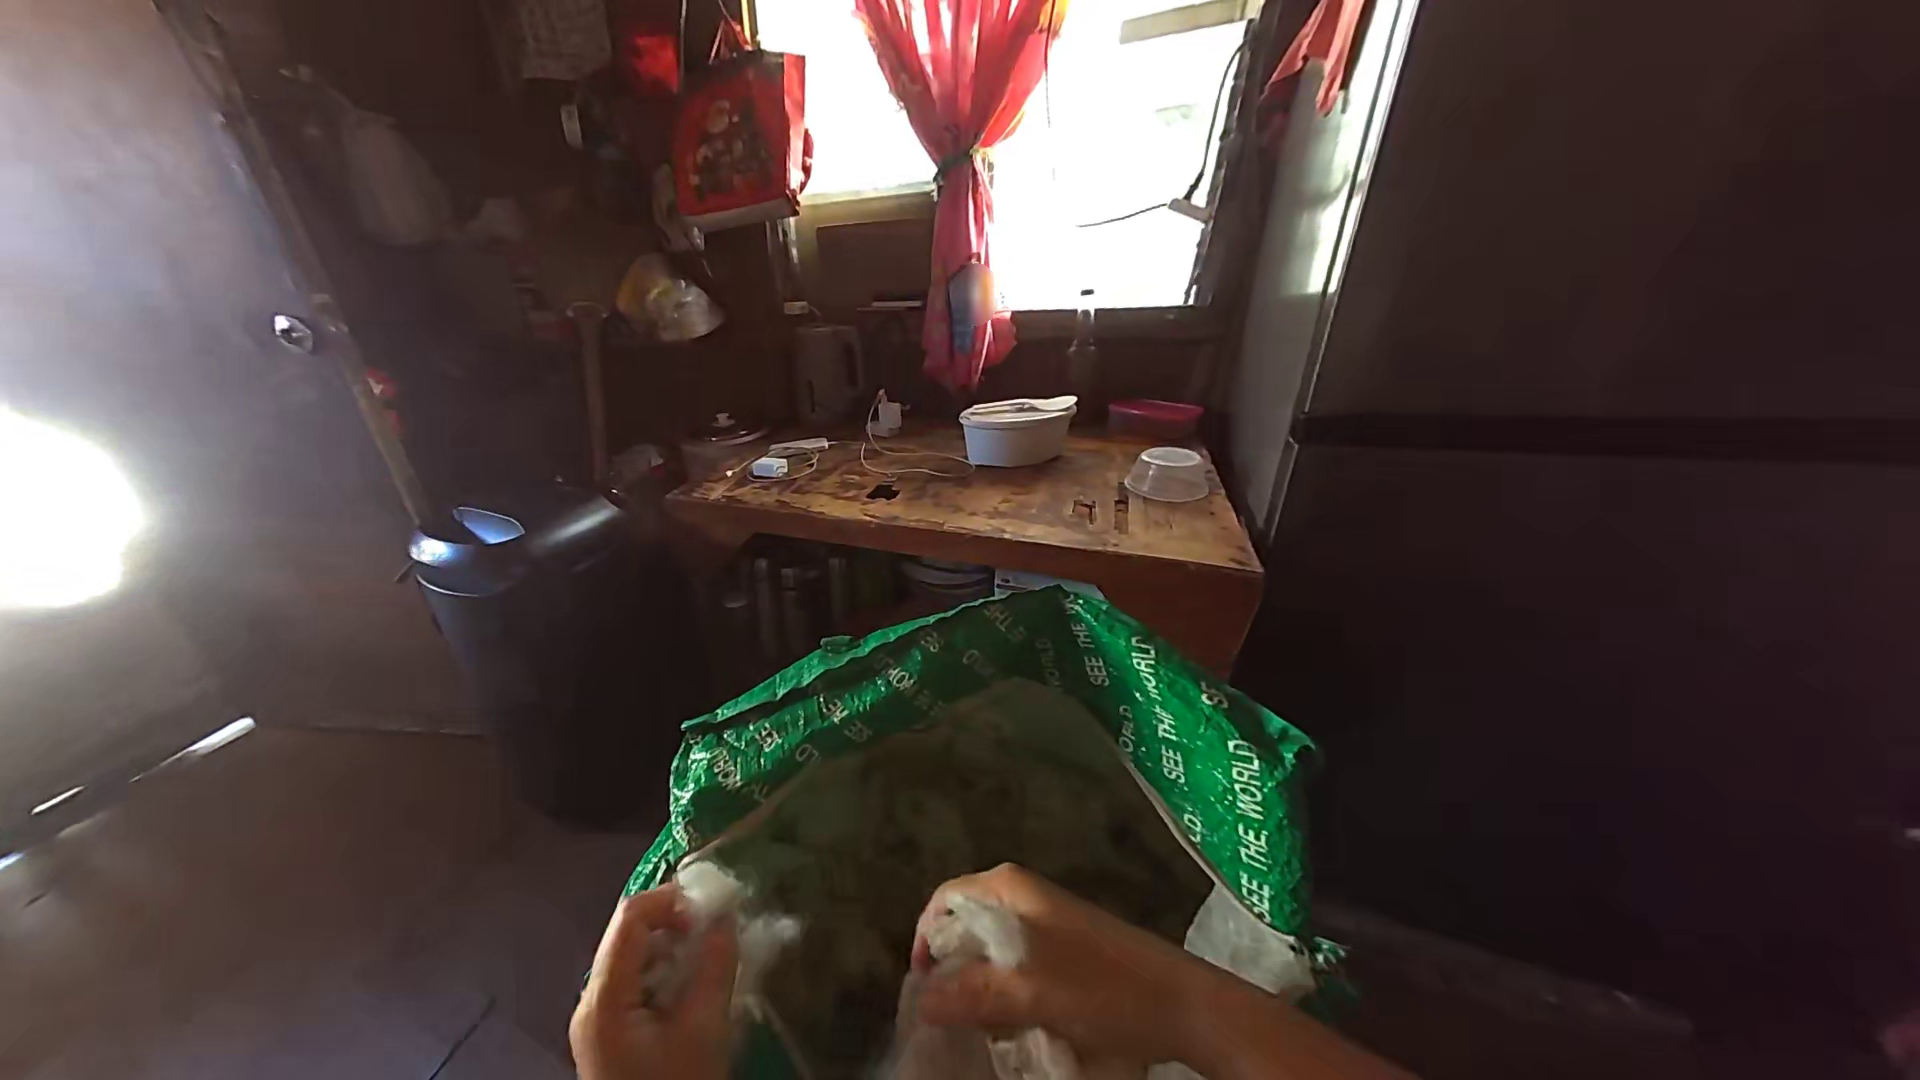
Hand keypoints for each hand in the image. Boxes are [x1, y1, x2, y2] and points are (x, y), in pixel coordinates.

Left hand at [570, 885, 737, 1079]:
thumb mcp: (704, 1028)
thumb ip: (716, 962)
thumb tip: (726, 911)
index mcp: (604, 998)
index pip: (631, 916)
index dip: (673, 899)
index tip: (712, 910)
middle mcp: (593, 999)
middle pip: (632, 930)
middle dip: (678, 921)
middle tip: (718, 931)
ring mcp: (600, 1015)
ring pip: (639, 950)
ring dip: (678, 943)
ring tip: (711, 957)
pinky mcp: (614, 1028)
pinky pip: (641, 975)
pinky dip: (671, 965)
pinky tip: (696, 982)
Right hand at [910, 864, 1414, 1079]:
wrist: (1178, 1001)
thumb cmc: (1102, 987)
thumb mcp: (1032, 993)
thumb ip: (973, 993)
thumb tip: (919, 998)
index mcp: (1010, 887)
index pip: (945, 899)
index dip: (925, 940)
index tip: (920, 991)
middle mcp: (1022, 893)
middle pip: (965, 922)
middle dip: (950, 968)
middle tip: (943, 1018)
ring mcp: (1044, 918)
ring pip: (989, 946)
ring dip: (977, 984)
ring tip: (974, 1027)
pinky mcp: (1061, 945)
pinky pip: (1014, 962)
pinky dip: (1003, 990)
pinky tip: (1010, 1023)